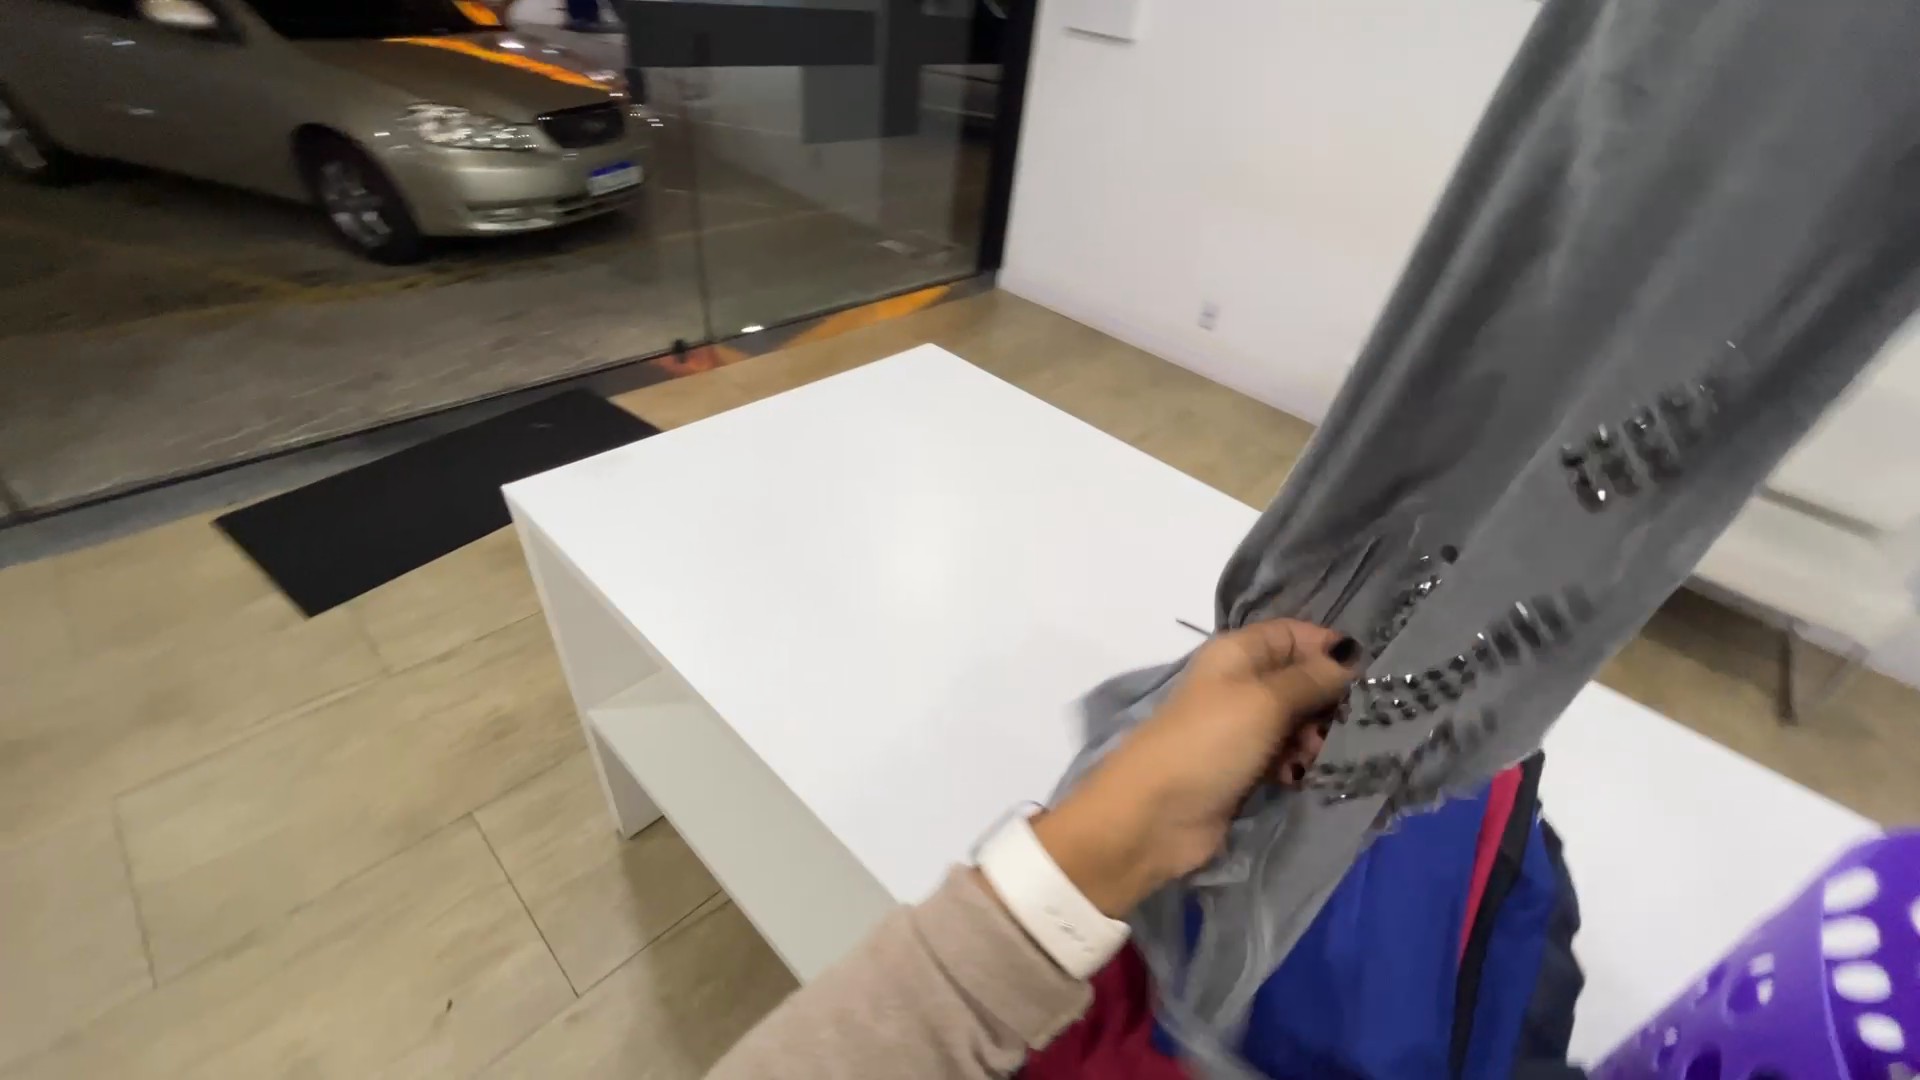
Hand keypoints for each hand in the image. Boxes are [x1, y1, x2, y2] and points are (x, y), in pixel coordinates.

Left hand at [1031, 622, 1359, 916]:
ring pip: (1298, 721)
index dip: (1328, 649)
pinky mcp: (1244, 766)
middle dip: (1327, 701)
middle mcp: (1239, 683)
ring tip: (1310, 758)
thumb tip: (1348, 655)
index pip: (1293, 634)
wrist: (1156, 813)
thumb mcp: (1264, 700)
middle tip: (1338, 727)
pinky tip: (1295, 778)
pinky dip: (1296, 764)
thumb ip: (1310, 677)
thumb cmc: (1209, 742)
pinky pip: (1285, 756)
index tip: (1367, 677)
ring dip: (1314, 738)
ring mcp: (1240, 727)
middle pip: (1301, 679)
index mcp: (1236, 653)